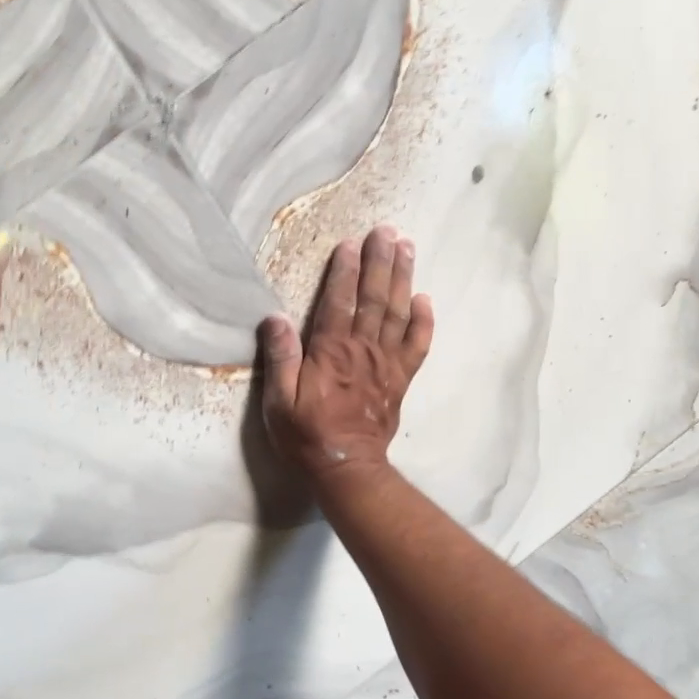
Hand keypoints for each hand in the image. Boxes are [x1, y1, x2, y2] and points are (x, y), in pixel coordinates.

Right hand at [259, 226, 432, 484]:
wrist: (346, 467)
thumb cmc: (306, 435)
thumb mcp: (278, 401)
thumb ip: (280, 358)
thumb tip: (274, 318)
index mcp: (330, 352)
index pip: (338, 302)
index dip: (344, 271)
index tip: (349, 243)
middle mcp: (362, 350)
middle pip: (374, 298)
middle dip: (379, 262)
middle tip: (386, 231)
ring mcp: (386, 363)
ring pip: (397, 312)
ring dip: (402, 278)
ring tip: (406, 247)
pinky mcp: (400, 379)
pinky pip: (417, 345)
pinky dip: (423, 320)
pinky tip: (425, 298)